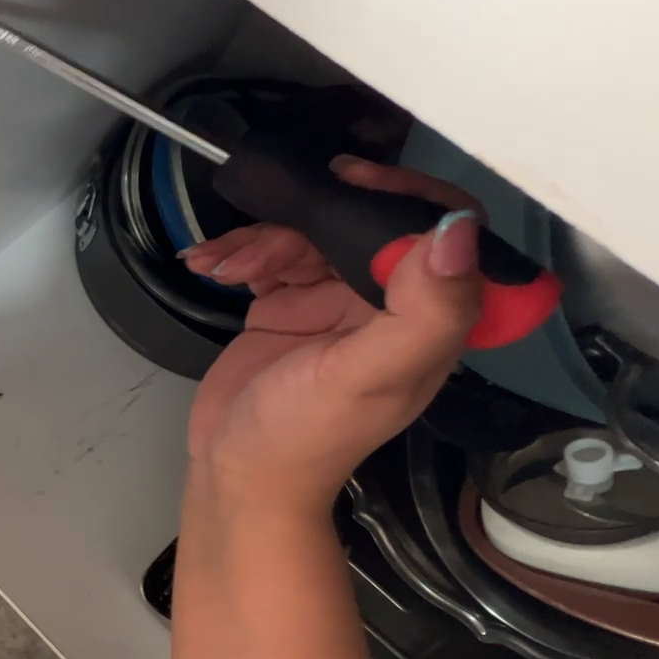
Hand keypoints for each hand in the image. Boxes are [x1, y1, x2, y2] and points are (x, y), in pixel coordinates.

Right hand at [185, 184, 484, 514]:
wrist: (235, 473)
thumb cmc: (304, 436)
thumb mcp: (368, 377)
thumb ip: (423, 311)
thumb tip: (453, 232)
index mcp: (427, 314)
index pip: (439, 230)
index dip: (400, 197)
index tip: (345, 185)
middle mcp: (383, 302)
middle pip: (356, 226)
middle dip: (303, 222)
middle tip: (255, 240)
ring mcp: (328, 304)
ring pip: (304, 238)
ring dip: (255, 241)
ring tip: (218, 266)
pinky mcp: (281, 309)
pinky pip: (264, 261)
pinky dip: (234, 256)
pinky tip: (205, 265)